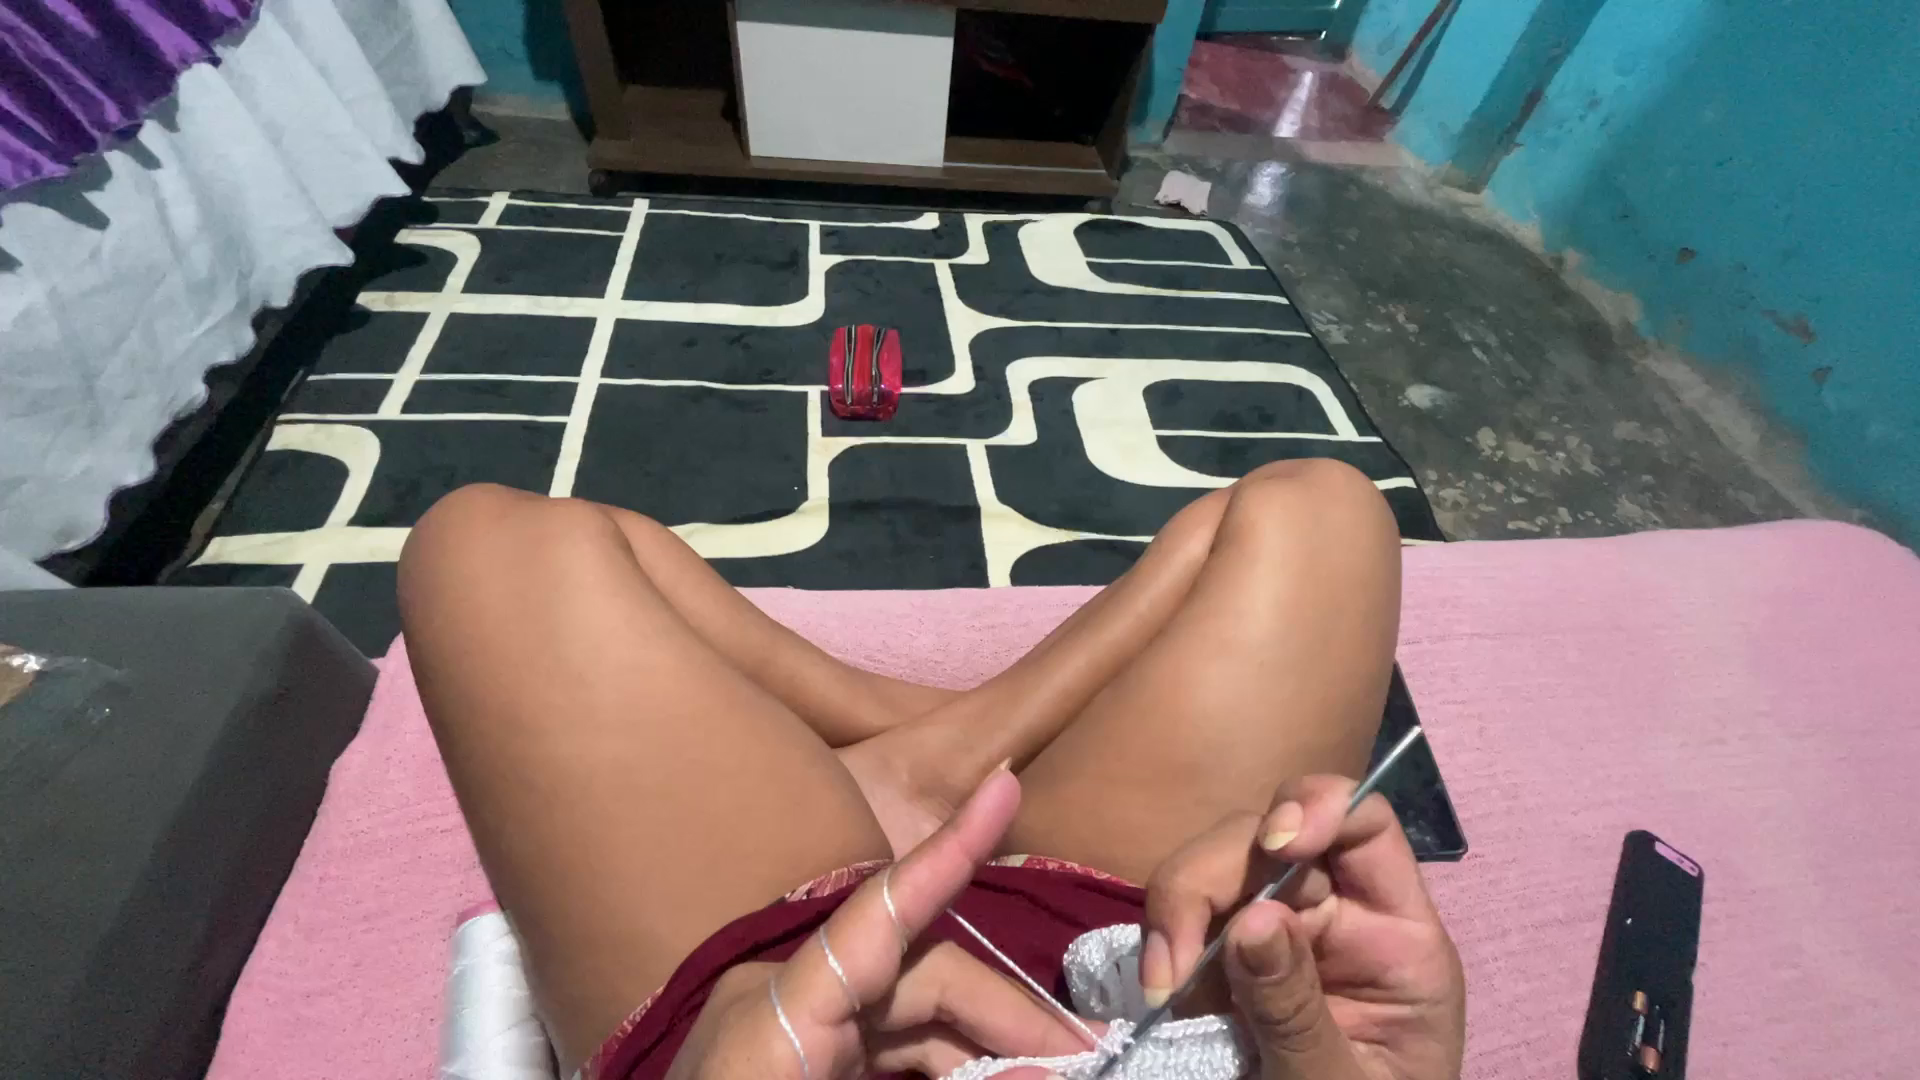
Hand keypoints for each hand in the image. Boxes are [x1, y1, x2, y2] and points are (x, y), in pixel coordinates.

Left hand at [668, 767, 1095, 1079]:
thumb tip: (1039, 1075)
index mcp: (780, 1014)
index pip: (879, 912)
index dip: (949, 846)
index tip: (1005, 784)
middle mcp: (798, 1000)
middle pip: (925, 973)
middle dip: (1010, 1011)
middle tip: (1088, 1059)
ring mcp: (807, 1027)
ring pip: (920, 1011)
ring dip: (989, 1045)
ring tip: (1055, 1073)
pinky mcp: (816, 1054)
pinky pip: (899, 1044)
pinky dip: (952, 1064)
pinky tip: (996, 1078)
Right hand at [1140, 776, 1464, 1079]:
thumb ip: (1299, 1014)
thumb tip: (1251, 920)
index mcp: (1391, 932)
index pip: (1364, 825)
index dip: (1319, 806)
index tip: (1277, 844)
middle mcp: (1327, 908)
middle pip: (1260, 835)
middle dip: (1210, 878)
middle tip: (1176, 962)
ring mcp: (1267, 922)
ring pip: (1211, 864)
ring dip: (1175, 908)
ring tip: (1162, 989)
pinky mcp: (1217, 945)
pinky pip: (1182, 910)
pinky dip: (1162, 936)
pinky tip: (1159, 988)